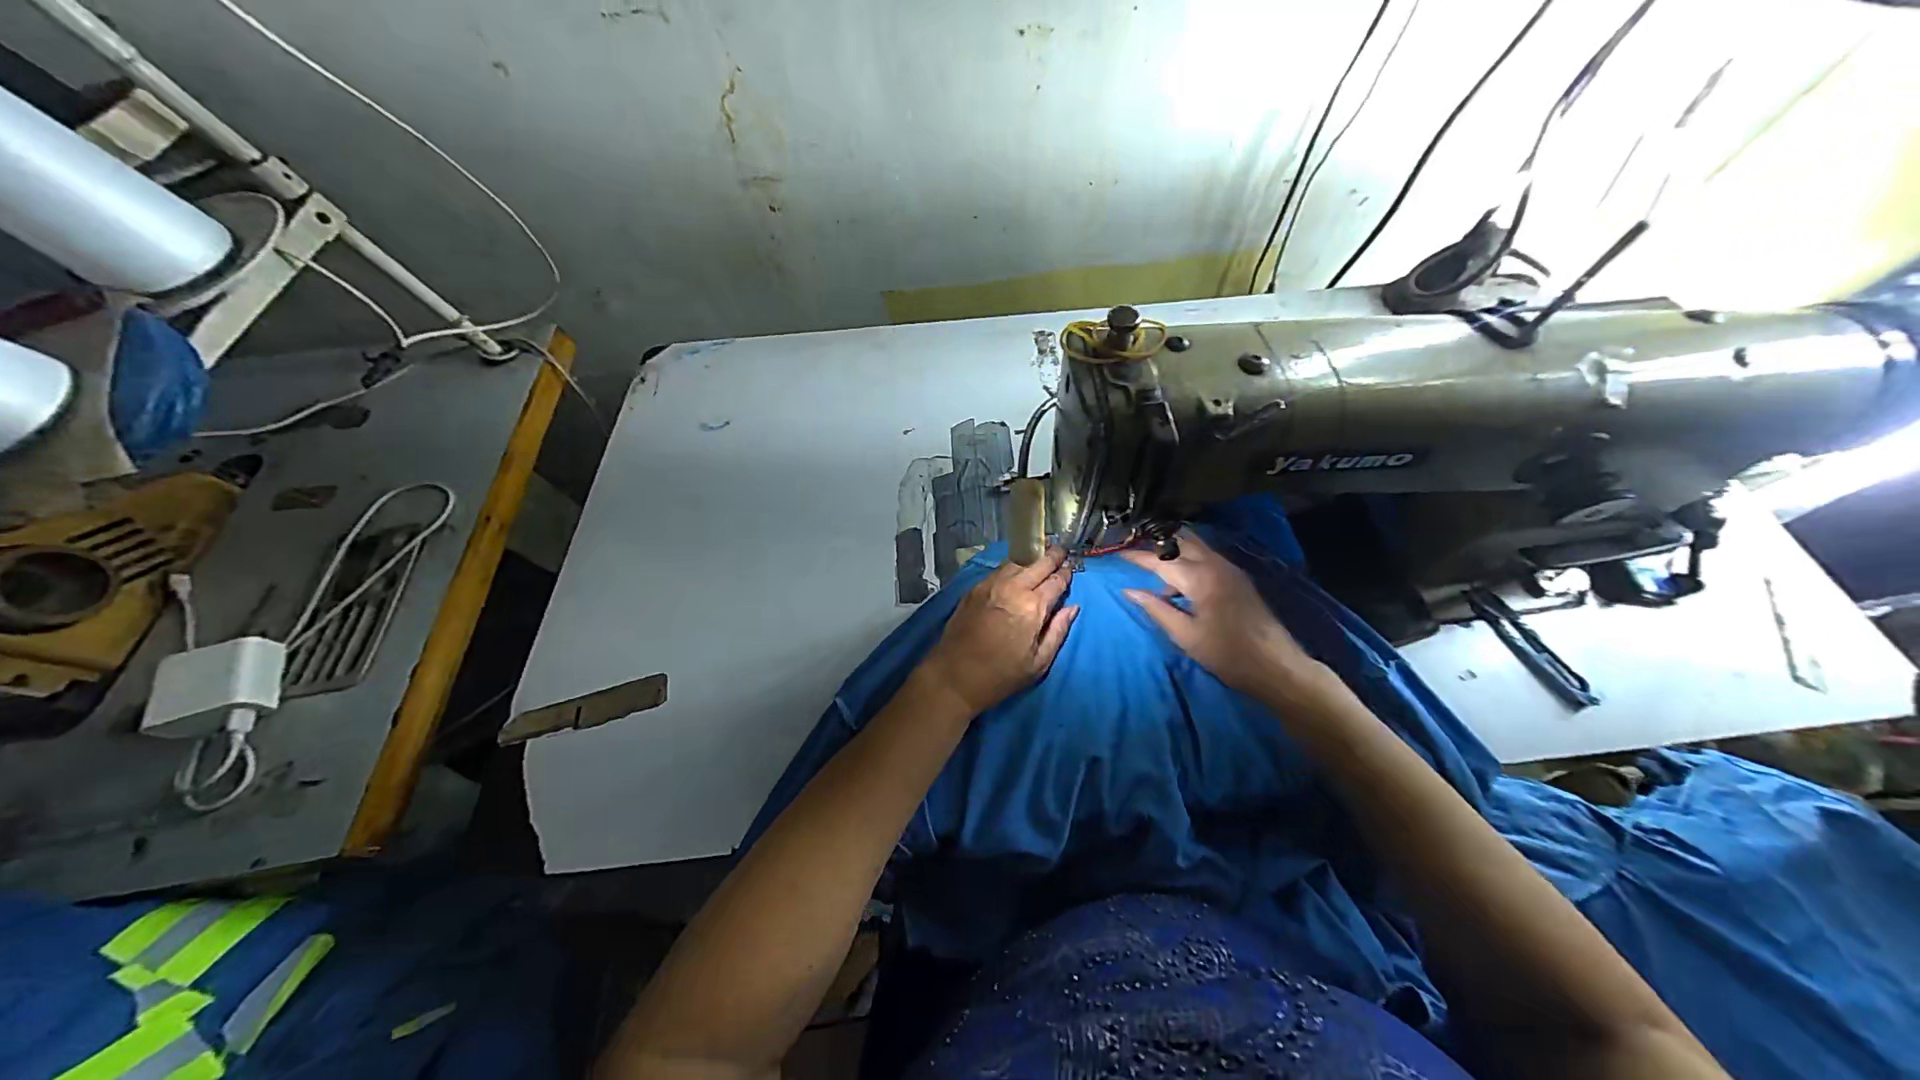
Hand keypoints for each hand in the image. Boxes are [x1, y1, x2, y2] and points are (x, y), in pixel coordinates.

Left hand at [919, 547, 1079, 714]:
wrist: (954, 675)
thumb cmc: (1000, 675)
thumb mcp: (1038, 662)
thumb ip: (1058, 631)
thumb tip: (1072, 608)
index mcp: (1033, 607)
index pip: (1056, 581)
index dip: (1066, 574)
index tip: (1070, 568)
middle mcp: (1013, 588)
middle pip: (1038, 564)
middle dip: (1052, 556)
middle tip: (1060, 550)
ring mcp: (991, 585)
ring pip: (1017, 562)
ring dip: (1031, 558)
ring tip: (1040, 556)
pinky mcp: (975, 588)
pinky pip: (999, 570)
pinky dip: (1012, 567)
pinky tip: (1016, 570)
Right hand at [1122, 530, 1333, 704]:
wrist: (1277, 666)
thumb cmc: (1227, 654)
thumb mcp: (1185, 635)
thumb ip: (1156, 608)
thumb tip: (1130, 590)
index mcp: (1201, 577)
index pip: (1161, 560)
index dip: (1137, 556)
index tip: (1117, 553)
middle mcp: (1216, 565)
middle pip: (1182, 541)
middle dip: (1158, 544)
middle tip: (1136, 551)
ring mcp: (1231, 570)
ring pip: (1197, 548)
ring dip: (1174, 552)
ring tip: (1153, 567)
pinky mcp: (1239, 580)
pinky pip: (1208, 560)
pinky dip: (1189, 562)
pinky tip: (1179, 584)